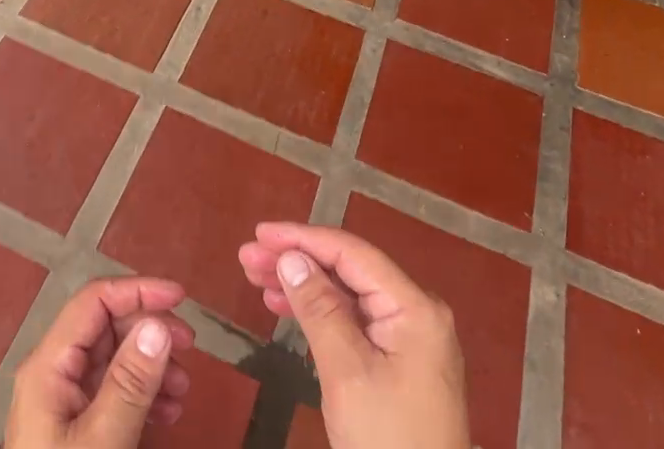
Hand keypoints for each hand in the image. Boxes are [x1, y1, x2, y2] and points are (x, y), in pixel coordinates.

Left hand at [6, 277, 196, 448]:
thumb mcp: (102, 442)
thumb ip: (129, 383)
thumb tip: (158, 324)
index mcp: (48, 366)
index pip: (93, 302)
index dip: (137, 290)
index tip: (182, 298)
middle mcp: (53, 373)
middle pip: (105, 327)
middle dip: (149, 328)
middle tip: (191, 345)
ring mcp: (64, 400)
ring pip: (113, 359)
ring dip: (151, 363)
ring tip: (183, 388)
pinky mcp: (76, 425)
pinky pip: (113, 390)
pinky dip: (144, 392)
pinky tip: (168, 411)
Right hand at [238, 222, 470, 448]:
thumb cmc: (386, 439)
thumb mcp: (346, 372)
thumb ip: (319, 309)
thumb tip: (291, 257)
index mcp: (413, 306)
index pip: (351, 253)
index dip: (302, 238)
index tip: (259, 234)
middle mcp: (415, 311)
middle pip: (348, 270)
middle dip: (297, 260)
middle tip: (247, 258)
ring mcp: (409, 337)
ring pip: (347, 294)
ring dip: (302, 284)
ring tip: (255, 277)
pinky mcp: (398, 360)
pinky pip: (353, 320)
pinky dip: (318, 312)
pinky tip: (283, 307)